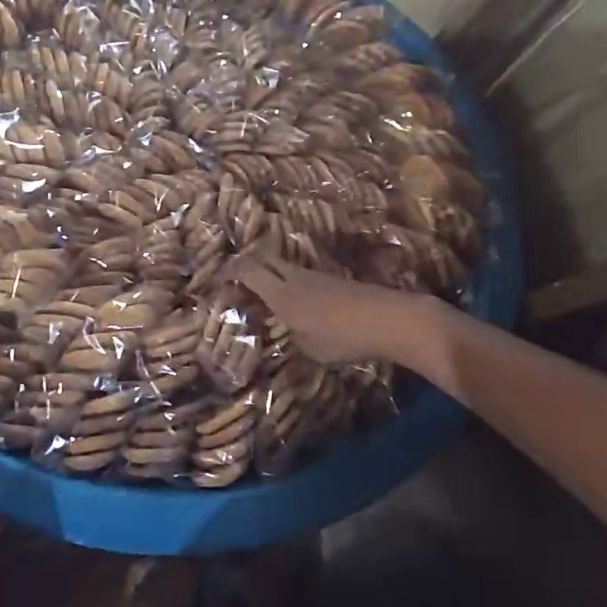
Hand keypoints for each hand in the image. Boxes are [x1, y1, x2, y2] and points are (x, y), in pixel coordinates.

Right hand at [230, 255, 436, 365]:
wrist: (388, 318)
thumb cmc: (343, 337)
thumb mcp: (310, 348)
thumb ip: (293, 334)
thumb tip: (288, 327)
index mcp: (281, 294)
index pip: (248, 271)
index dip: (230, 271)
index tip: (218, 280)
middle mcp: (294, 277)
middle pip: (263, 258)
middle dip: (246, 263)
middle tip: (235, 278)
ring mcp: (314, 275)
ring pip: (282, 265)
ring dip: (268, 271)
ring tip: (260, 289)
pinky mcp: (331, 279)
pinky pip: (299, 275)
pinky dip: (288, 281)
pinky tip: (292, 298)